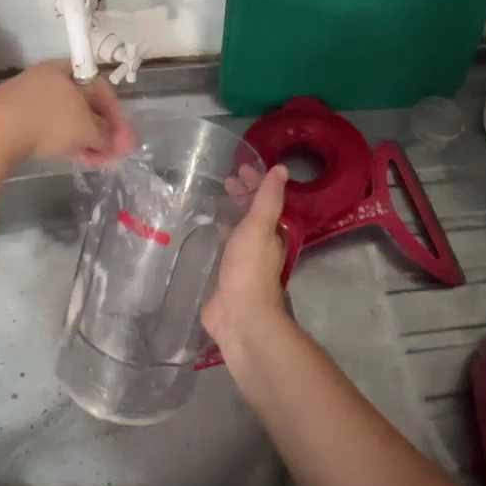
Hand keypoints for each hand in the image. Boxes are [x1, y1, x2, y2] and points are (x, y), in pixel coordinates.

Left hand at [0, 62, 136, 166]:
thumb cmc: (48, 120)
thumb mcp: (86, 129)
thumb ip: (106, 135)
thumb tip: (116, 141)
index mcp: (66, 70)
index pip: (101, 89)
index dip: (117, 115)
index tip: (125, 140)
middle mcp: (47, 78)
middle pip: (83, 103)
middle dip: (101, 130)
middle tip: (111, 153)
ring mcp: (28, 96)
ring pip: (66, 117)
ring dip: (84, 138)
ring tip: (93, 160)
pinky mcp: (13, 115)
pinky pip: (47, 125)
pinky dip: (63, 139)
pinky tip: (69, 155)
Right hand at [203, 164, 291, 344]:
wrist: (240, 317)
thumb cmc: (250, 268)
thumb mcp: (259, 227)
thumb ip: (268, 199)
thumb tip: (282, 168)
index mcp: (271, 234)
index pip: (265, 200)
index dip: (254, 182)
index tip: (239, 168)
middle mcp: (259, 246)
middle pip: (251, 214)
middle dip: (241, 197)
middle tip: (223, 182)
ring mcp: (242, 263)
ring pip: (237, 231)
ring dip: (228, 215)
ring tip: (210, 202)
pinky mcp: (225, 278)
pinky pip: (221, 250)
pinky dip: (216, 237)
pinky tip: (202, 234)